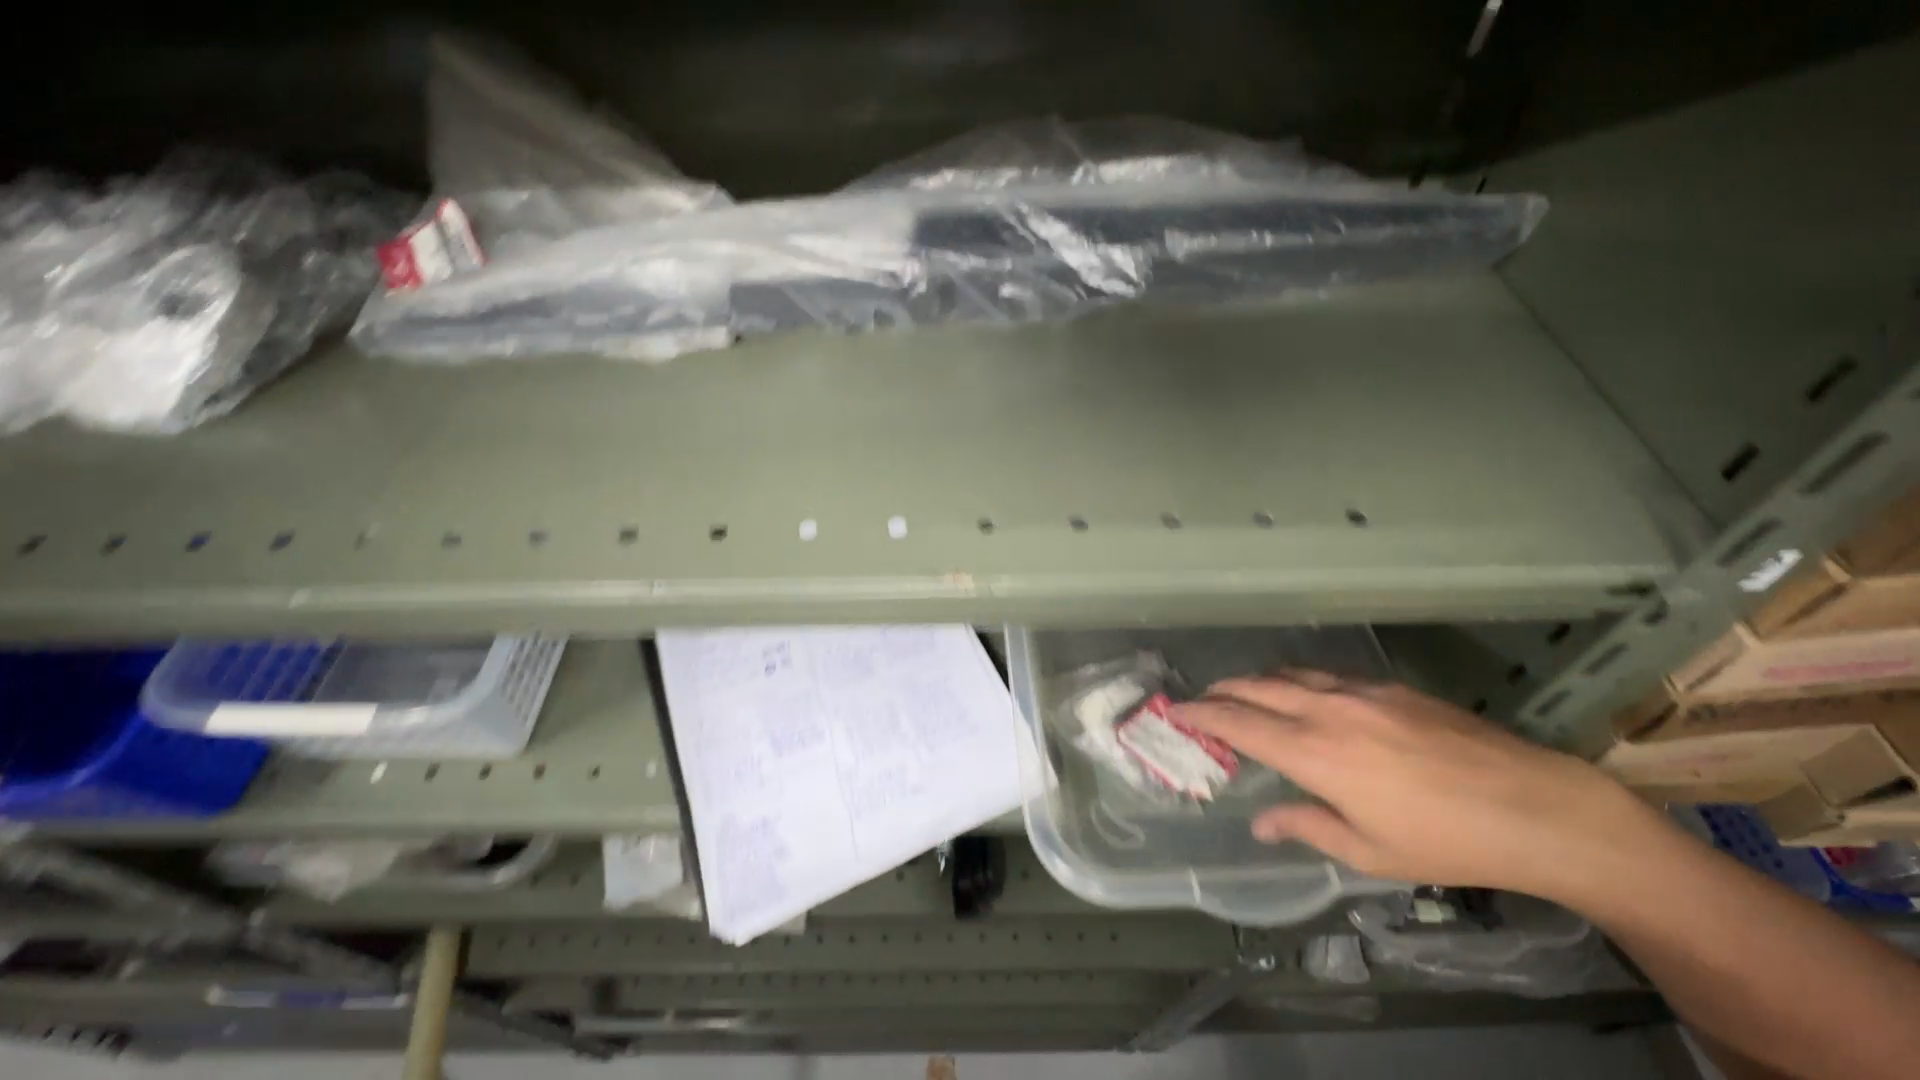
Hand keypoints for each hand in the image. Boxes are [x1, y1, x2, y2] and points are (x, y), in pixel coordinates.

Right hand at [1172, 674, 1656, 901]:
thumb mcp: (1368, 850)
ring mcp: (1365, 692)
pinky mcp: (1395, 688)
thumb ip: (1306, 826)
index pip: (1240, 723)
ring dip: (1259, 680)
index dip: (1202, 715)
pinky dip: (1300, 680)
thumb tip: (1261, 821)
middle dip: (1222, 690)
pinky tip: (1305, 694)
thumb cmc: (1446, 842)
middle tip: (1201, 699)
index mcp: (1315, 754)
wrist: (1536, 807)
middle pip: (1258, 687)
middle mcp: (1330, 710)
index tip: (1176, 710)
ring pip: (1293, 674)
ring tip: (1244, 692)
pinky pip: (1330, 675)